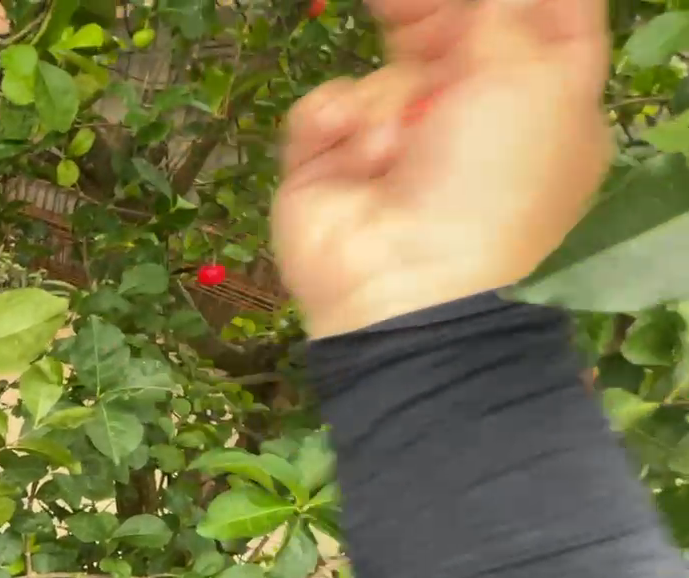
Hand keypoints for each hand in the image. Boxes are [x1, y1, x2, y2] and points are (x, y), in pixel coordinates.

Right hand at [272, 0, 611, 337]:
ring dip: (382, 104)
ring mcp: (382, 143)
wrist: (400, 279)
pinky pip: (319, 113)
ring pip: (378, 79)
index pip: (524, 20)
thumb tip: (480, 2)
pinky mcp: (319, 168)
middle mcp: (456, 116)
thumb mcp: (531, 78)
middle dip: (423, 12)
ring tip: (387, 150)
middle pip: (440, 37)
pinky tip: (347, 149)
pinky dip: (328, 123)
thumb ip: (504, 14)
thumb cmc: (489, 182)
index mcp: (529, 97)